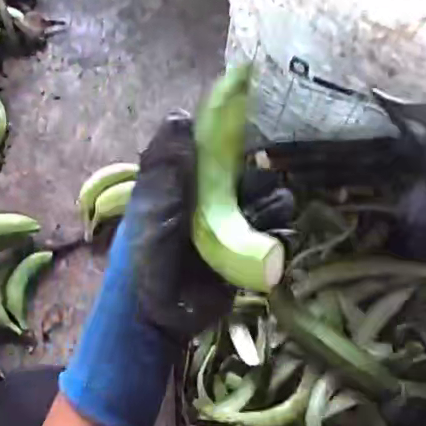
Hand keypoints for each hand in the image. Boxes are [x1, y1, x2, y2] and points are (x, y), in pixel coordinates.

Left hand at [60, 114, 291, 425]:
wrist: (157, 310)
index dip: (235, 144)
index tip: (244, 145)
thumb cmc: (146, 252)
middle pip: (253, 175)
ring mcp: (235, 225)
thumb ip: (168, 165)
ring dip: (273, 206)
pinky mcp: (250, 252)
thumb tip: (180, 114)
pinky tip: (271, 240)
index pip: (220, 151)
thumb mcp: (152, 205)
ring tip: (262, 218)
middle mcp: (215, 198)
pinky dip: (279, 234)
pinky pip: (276, 234)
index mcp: (189, 181)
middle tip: (250, 196)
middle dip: (258, 181)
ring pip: (272, 201)